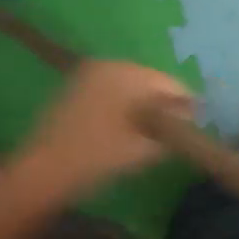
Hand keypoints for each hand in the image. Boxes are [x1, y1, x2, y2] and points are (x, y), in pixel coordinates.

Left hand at [10, 60, 194, 199]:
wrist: (40, 174)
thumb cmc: (95, 158)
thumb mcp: (141, 149)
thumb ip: (171, 132)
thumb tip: (189, 121)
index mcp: (124, 73)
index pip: (168, 82)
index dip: (186, 103)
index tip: (198, 123)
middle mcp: (106, 65)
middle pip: (149, 81)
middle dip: (165, 102)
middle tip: (178, 129)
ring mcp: (87, 76)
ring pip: (130, 87)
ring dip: (145, 105)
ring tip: (155, 131)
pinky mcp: (75, 90)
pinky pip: (111, 92)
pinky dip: (124, 106)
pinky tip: (128, 129)